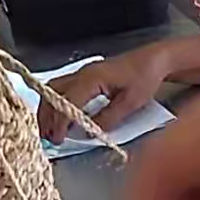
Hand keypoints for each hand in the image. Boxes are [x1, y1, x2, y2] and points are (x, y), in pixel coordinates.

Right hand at [37, 47, 170, 143]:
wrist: (153, 61)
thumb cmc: (144, 78)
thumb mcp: (130, 103)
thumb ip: (109, 118)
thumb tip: (89, 132)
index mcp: (92, 78)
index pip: (67, 102)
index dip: (61, 122)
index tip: (58, 139)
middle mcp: (82, 73)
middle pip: (52, 93)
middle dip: (47, 116)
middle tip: (48, 137)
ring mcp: (83, 73)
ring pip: (54, 89)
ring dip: (48, 109)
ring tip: (49, 129)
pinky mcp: (86, 76)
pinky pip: (63, 88)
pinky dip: (55, 102)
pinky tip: (59, 116)